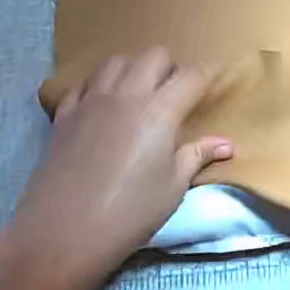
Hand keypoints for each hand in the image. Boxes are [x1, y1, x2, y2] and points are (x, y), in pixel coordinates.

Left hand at [0, 48, 231, 289]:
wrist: (64, 233)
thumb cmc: (130, 213)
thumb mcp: (173, 187)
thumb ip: (197, 156)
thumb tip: (225, 144)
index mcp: (160, 111)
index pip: (191, 76)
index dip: (207, 76)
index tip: (213, 84)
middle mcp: (126, 94)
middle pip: (154, 56)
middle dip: (171, 67)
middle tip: (177, 94)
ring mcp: (91, 100)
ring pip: (117, 61)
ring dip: (135, 69)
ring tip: (141, 93)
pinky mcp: (64, 114)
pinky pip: (85, 83)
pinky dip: (100, 85)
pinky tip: (105, 105)